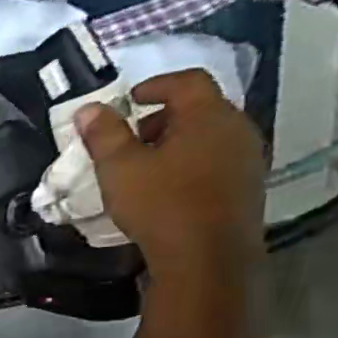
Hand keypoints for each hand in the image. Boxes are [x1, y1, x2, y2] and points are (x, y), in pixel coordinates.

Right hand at [77, 69, 267, 284]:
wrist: (205, 256)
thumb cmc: (160, 204)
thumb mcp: (119, 168)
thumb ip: (103, 135)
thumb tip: (89, 108)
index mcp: (208, 116)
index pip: (187, 81)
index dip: (156, 84)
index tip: (129, 98)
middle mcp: (237, 128)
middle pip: (200, 108)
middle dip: (162, 117)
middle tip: (130, 138)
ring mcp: (248, 157)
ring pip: (209, 135)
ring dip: (176, 141)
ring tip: (144, 166)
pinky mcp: (247, 185)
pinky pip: (216, 159)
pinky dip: (190, 162)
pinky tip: (167, 187)